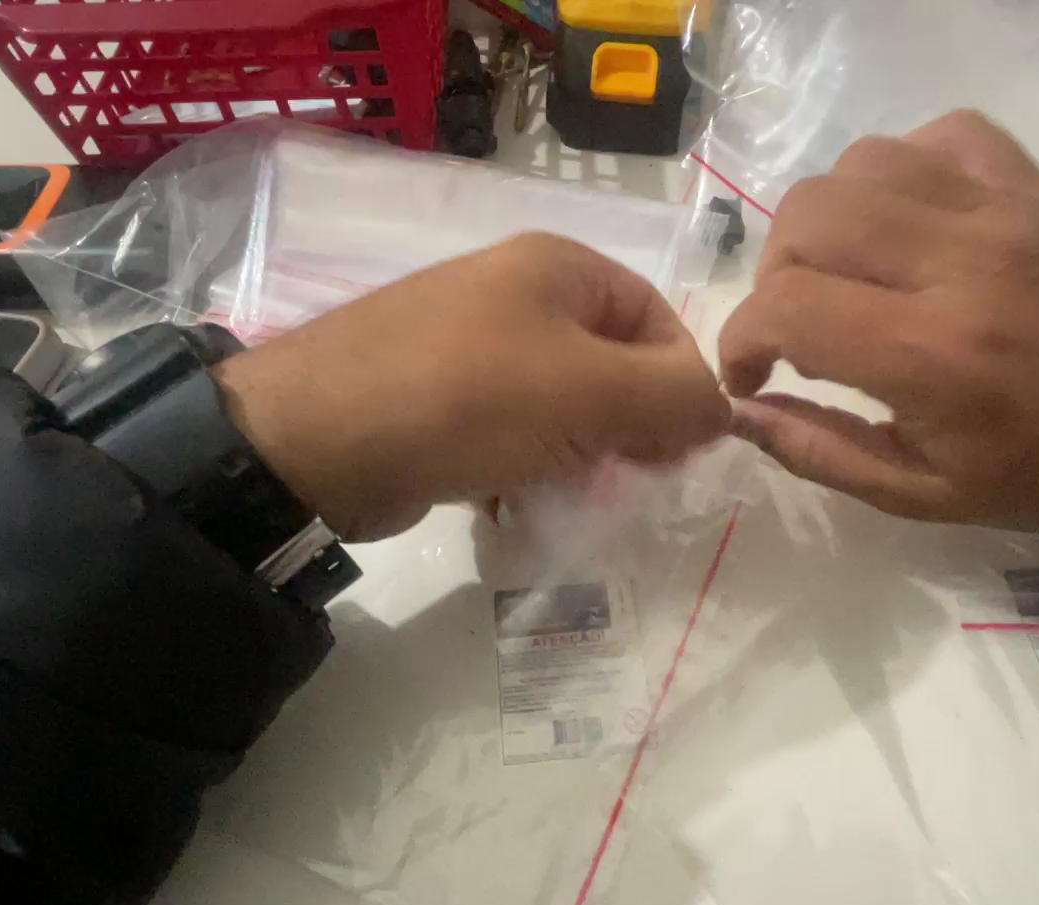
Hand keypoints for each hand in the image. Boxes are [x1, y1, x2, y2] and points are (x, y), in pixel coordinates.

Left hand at [215, 234, 728, 539]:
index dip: (681, 387)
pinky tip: (515, 500)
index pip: (657, 320)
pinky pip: (507, 431)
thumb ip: (675, 398)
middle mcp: (512, 295)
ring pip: (558, 405)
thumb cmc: (472, 400)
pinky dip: (524, 467)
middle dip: (626, 428)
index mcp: (557, 269)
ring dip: (577, 455)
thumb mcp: (593, 394)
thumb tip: (719, 410)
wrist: (319, 441)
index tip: (678, 454)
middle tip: (624, 480)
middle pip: (607, 365)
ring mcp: (466, 348)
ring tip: (567, 495)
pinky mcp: (434, 400)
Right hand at [719, 111, 1038, 541]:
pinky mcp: (1034, 185)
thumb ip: (812, 450)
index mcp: (930, 357)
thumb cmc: (1030, 476)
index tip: (750, 376)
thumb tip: (738, 411)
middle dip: (773, 277)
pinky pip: (934, 137)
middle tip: (794, 326)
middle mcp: (963, 265)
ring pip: (859, 164)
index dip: (740, 340)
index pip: (786, 306)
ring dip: (823, 225)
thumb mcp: (911, 493)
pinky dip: (893, 178)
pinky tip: (899, 231)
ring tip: (841, 277)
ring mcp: (1005, 210)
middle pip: (808, 216)